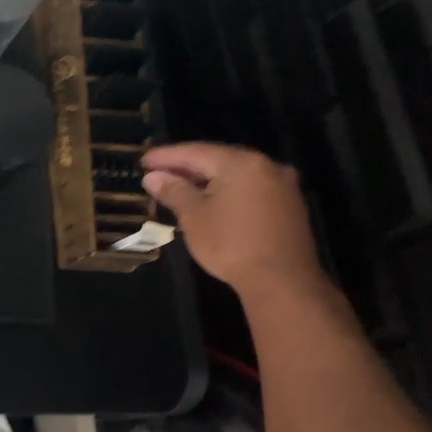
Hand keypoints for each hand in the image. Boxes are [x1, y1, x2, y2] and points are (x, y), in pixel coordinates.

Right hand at [140, 142, 325, 300]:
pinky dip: (225, 190)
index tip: (143, 161)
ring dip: (206, 179)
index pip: (196, 152)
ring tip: (179, 186)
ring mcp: (281, 185)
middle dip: (186, 166)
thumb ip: (174, 191)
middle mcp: (266, 166)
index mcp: (241, 164)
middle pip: (218, 159)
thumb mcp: (194, 216)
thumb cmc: (231, 243)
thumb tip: (153, 177)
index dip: (166, 156)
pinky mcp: (288, 205)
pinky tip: (209, 200)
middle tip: (158, 172)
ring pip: (235, 174)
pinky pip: (249, 188)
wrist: (281, 279)